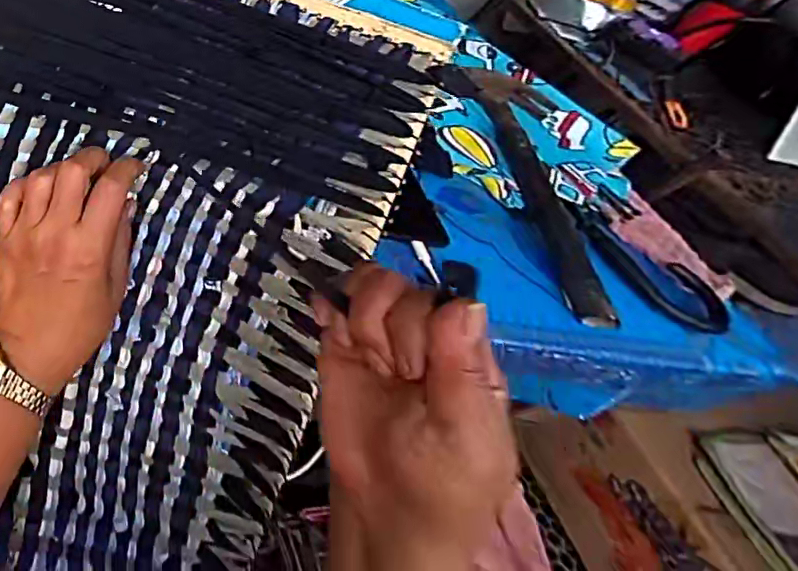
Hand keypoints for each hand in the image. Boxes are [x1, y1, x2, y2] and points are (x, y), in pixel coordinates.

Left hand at [0, 147, 143, 395]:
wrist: (26, 351)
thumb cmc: (78, 327)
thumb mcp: (114, 288)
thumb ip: (120, 240)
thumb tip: (126, 202)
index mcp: (88, 247)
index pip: (110, 188)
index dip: (127, 168)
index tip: (134, 167)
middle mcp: (56, 231)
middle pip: (72, 170)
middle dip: (93, 158)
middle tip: (103, 165)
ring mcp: (25, 231)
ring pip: (42, 176)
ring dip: (62, 170)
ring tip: (73, 180)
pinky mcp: (4, 235)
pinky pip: (11, 194)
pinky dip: (27, 184)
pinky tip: (41, 191)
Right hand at [315, 265, 515, 569]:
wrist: (386, 513)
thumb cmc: (444, 483)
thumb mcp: (467, 436)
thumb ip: (464, 368)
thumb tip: (467, 303)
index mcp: (463, 353)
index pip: (442, 300)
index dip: (425, 325)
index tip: (419, 369)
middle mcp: (422, 335)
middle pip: (400, 288)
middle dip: (393, 332)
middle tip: (398, 376)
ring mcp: (381, 335)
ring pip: (367, 284)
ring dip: (362, 321)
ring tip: (371, 361)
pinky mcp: (342, 341)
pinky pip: (332, 299)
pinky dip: (329, 306)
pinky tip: (335, 331)